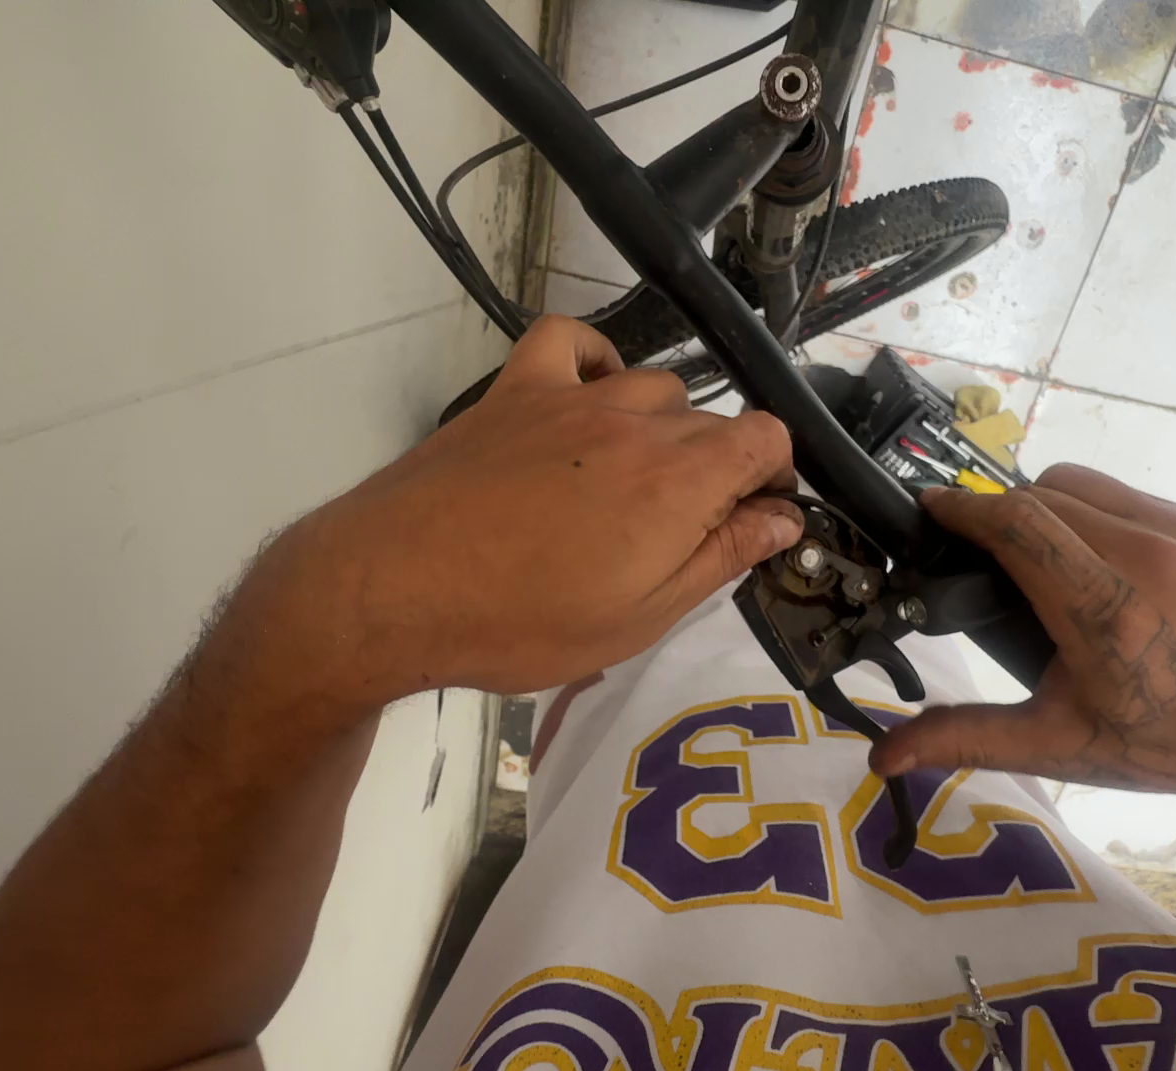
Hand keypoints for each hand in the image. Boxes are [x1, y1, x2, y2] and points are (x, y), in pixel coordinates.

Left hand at [198, 316, 801, 713]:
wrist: (392, 592)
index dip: (775, 478)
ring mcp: (574, 397)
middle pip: (715, 422)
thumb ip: (722, 557)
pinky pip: (572, 342)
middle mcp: (637, 422)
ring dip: (666, 428)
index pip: (767, 439)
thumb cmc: (522, 622)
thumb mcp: (641, 616)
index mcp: (679, 480)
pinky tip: (592, 400)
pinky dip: (596, 363)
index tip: (754, 517)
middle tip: (683, 527)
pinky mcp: (517, 389)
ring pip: (656, 387)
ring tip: (633, 480)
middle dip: (721, 469)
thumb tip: (783, 519)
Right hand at [868, 465, 1175, 819]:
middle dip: (992, 514)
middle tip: (974, 552)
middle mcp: (1142, 555)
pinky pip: (1113, 491)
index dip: (962, 508)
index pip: (1015, 526)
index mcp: (1104, 611)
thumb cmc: (1166, 744)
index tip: (928, 507)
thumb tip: (881, 757)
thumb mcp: (1059, 745)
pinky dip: (1078, 509)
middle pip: (1036, 497)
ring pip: (1073, 484)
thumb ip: (965, 738)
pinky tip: (1081, 553)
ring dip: (1034, 505)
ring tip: (1028, 553)